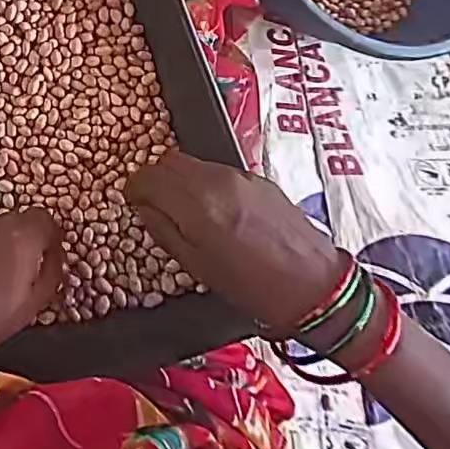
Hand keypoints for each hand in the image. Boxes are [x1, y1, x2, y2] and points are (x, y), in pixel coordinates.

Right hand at [124, 152, 344, 329]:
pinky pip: (218, 170)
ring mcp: (239, 176)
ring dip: (180, 179)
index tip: (133, 199)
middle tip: (155, 201)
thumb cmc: (252, 285)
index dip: (134, 187)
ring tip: (187, 208)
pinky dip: (206, 182)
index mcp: (195, 204)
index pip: (147, 176)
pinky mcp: (257, 178)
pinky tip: (216, 209)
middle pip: (168, 161)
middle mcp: (215, 181)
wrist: (315, 287)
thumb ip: (162, 228)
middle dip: (156, 178)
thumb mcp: (194, 264)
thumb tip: (145, 208)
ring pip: (193, 162)